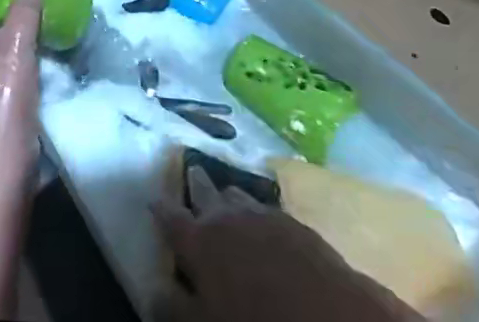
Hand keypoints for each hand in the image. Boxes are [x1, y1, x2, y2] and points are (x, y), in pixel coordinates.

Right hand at [154, 166, 419, 321]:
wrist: (326, 315)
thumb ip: (173, 306)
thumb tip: (152, 289)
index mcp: (199, 240)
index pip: (170, 218)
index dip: (160, 208)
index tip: (152, 197)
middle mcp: (227, 217)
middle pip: (206, 192)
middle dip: (197, 183)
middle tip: (191, 170)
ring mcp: (263, 215)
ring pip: (238, 194)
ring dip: (227, 192)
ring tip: (223, 190)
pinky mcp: (294, 222)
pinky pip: (266, 207)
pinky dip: (257, 207)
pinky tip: (261, 214)